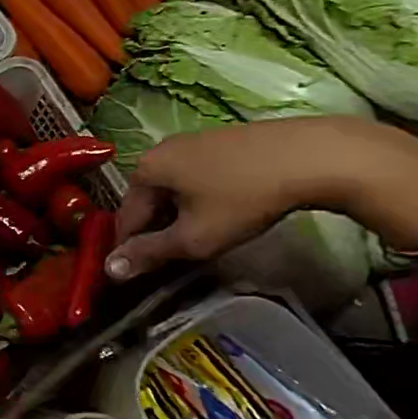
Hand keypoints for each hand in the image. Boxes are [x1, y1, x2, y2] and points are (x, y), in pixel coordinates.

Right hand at [105, 117, 417, 281]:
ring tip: (202, 242)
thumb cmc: (242, 200)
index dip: (131, 252)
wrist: (309, 156)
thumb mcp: (193, 238)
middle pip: (147, 202)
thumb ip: (149, 253)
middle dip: (157, 233)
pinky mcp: (219, 140)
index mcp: (145, 169)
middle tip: (178, 262)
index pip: (125, 219)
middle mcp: (161, 149)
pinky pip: (193, 178)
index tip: (144, 278)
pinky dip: (197, 201)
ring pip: (171, 191)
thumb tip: (109, 270)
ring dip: (178, 219)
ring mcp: (191, 141)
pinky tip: (221, 215)